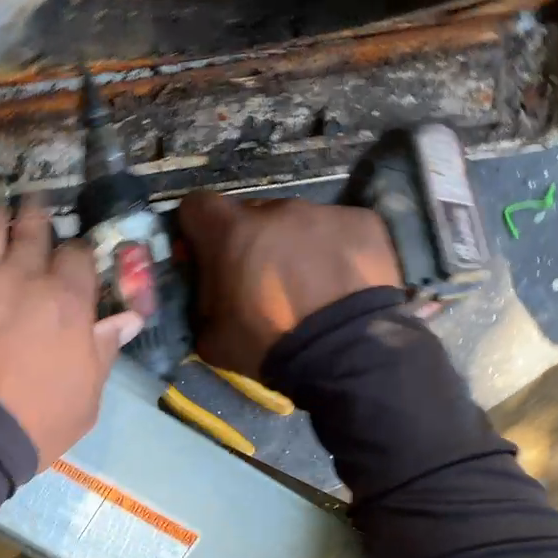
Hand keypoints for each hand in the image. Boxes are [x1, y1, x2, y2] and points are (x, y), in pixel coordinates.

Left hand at [0, 199, 143, 468]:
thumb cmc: (27, 427)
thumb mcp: (84, 402)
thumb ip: (102, 353)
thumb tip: (126, 319)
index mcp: (65, 302)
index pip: (77, 257)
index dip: (73, 259)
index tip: (66, 265)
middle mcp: (21, 275)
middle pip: (33, 232)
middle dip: (36, 224)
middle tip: (33, 218)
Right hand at [176, 192, 401, 379]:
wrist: (344, 351)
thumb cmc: (266, 343)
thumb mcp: (209, 334)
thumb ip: (202, 298)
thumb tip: (206, 287)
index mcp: (231, 235)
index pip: (197, 205)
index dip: (195, 228)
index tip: (201, 253)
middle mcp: (276, 211)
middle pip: (249, 214)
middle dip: (244, 240)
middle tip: (253, 278)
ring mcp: (324, 212)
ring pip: (293, 222)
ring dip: (287, 244)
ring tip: (301, 282)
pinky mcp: (362, 220)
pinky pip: (333, 229)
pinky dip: (327, 249)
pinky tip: (333, 280)